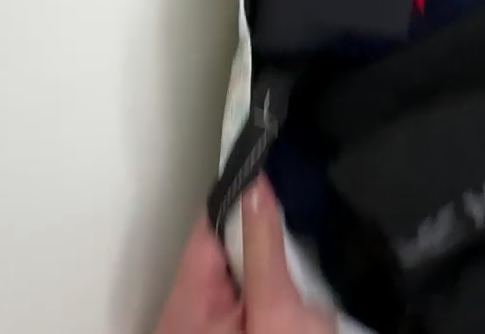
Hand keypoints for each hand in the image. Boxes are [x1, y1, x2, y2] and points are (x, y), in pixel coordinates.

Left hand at [154, 178, 336, 333]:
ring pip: (236, 272)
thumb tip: (254, 186)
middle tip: (295, 226)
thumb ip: (263, 245)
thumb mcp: (277, 309)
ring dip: (267, 260)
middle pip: (220, 248)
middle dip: (257, 232)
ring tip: (297, 261)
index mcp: (186, 306)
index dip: (239, 195)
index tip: (270, 167)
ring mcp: (206, 330)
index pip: (207, 227)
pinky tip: (293, 292)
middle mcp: (187, 318)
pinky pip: (245, 297)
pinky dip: (269, 285)